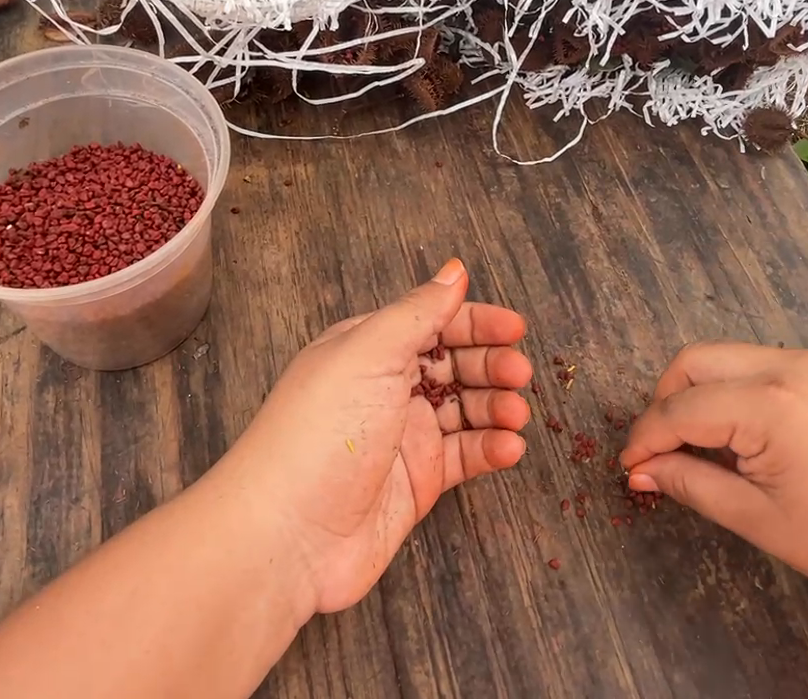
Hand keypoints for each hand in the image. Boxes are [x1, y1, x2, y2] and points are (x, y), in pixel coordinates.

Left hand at [210, 259, 532, 614]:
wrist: (288, 537)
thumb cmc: (317, 434)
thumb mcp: (369, 353)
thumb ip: (418, 311)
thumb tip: (453, 271)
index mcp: (370, 348)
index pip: (433, 321)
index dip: (476, 322)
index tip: (514, 328)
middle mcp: (387, 386)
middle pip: (454, 363)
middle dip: (491, 364)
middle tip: (519, 374)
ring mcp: (403, 434)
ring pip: (465, 409)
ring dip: (496, 406)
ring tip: (516, 414)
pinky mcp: (418, 480)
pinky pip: (465, 455)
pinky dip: (491, 449)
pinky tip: (508, 448)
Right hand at [618, 343, 807, 620]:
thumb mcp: (762, 521)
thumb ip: (692, 484)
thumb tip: (640, 471)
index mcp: (768, 402)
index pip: (681, 408)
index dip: (646, 438)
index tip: (627, 469)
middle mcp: (786, 365)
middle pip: (695, 362)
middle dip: (665, 402)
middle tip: (658, 453)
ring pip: (726, 359)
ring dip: (698, 394)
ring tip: (698, 448)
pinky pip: (760, 367)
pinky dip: (733, 392)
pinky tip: (741, 437)